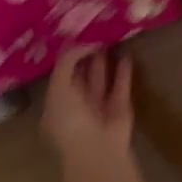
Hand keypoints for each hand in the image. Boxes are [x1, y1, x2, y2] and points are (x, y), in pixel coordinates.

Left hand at [42, 48, 133, 167]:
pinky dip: (123, 71)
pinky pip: (120, 85)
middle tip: (93, 33)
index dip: (66, 58)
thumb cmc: (69, 120)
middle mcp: (76, 105)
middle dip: (85, 57)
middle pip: (81, 76)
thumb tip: (85, 44)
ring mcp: (99, 107)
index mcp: (56, 104)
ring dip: (104, 61)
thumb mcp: (58, 88)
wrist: (97, 148)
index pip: (60, 77)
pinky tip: (126, 54)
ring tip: (109, 39)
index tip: (74, 38)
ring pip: (100, 79)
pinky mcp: (120, 107)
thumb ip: (67, 63)